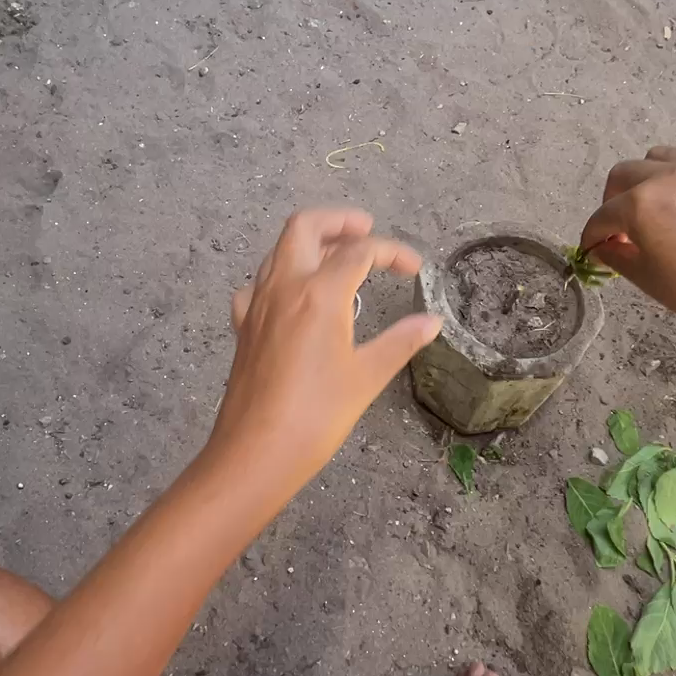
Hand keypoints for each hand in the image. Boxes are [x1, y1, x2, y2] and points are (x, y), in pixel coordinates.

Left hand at [210, 209, 441, 487]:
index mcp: (319, 294)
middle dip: (338, 221)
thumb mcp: (367, 376)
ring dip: (310, 243)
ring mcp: (257, 305)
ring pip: (279, 250)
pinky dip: (281, 276)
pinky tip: (294, 298)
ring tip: (338, 259)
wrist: (255, 453)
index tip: (414, 269)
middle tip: (366, 230)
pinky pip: (259, 284)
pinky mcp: (244, 327)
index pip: (360, 252)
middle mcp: (284, 287)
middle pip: (305, 227)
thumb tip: (431, 321)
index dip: (392, 252)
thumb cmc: (316, 415)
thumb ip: (400, 341)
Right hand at [580, 129, 675, 353]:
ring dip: (648, 178)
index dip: (592, 236)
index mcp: (641, 205)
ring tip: (655, 205)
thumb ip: (617, 256)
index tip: (593, 251)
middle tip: (620, 231)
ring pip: (660, 155)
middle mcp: (668, 176)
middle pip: (624, 175)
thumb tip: (602, 248)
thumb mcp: (647, 280)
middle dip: (613, 203)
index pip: (603, 216)